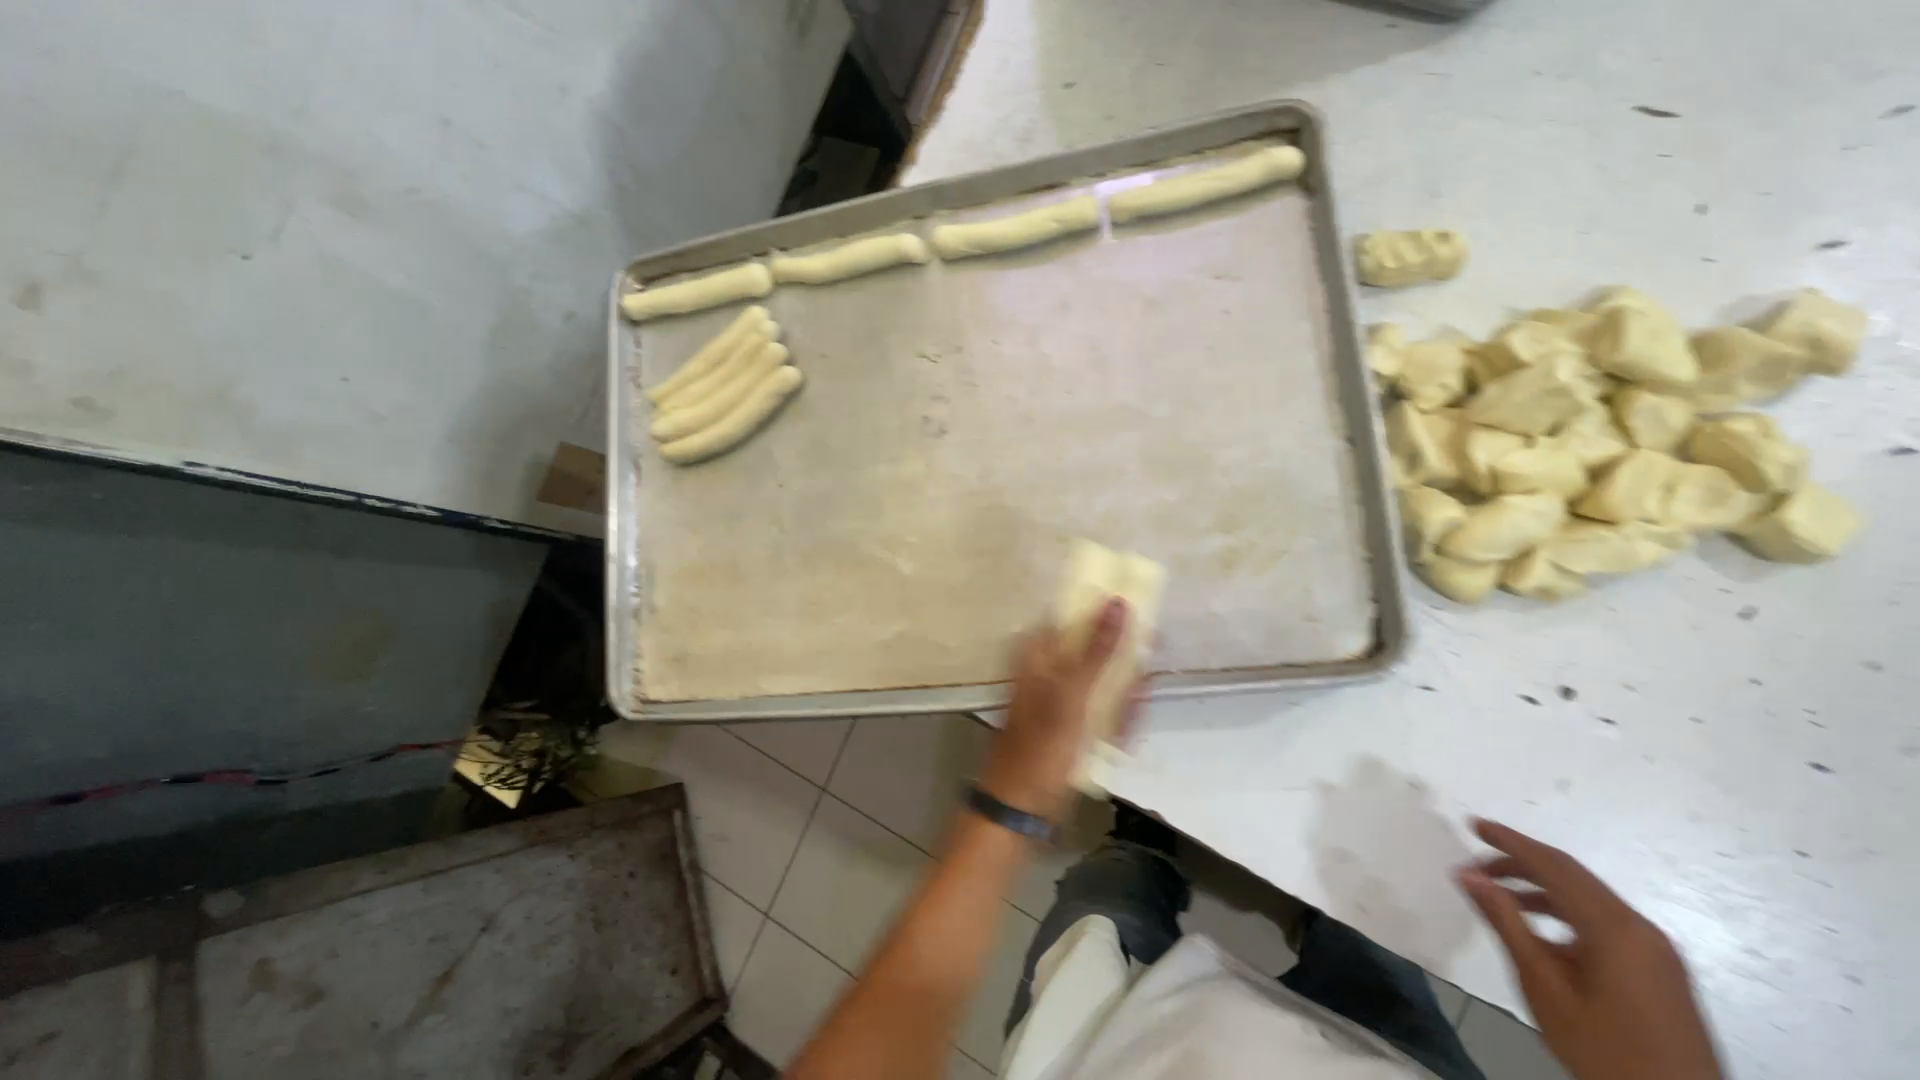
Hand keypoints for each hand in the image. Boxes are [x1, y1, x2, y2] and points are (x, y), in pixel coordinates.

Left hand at [979, 597, 1132, 821]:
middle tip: (1140, 682)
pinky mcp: (1067, 724)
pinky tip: (1121, 737)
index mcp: (1037, 653)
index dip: (1107, 615)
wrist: (1020, 807)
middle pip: (1094, 649)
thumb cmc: (1042, 747)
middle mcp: (1046, 669)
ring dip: (1122, 697)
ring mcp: (1057, 698)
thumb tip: (1119, 601)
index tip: (1139, 621)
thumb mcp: (1073, 695)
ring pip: (1100, 681)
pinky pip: (1098, 711)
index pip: (1074, 615)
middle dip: (1122, 664)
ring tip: (1128, 719)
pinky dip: (1113, 720)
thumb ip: (1097, 648)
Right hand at [1457, 819, 1725, 1079]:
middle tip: (1476, 866)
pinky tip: (1543, 933)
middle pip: (1573, 877)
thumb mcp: (1543, 985)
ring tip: (1499, 899)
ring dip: (1542, 890)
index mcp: (1613, 927)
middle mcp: (1640, 927)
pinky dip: (1568, 914)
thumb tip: (1469, 876)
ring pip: (1590, 900)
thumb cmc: (1603, 1048)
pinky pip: (1607, 923)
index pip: (1554, 866)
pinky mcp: (1661, 969)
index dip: (1510, 842)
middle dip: (1521, 863)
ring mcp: (1656, 949)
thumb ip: (1506, 924)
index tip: (1473, 825)